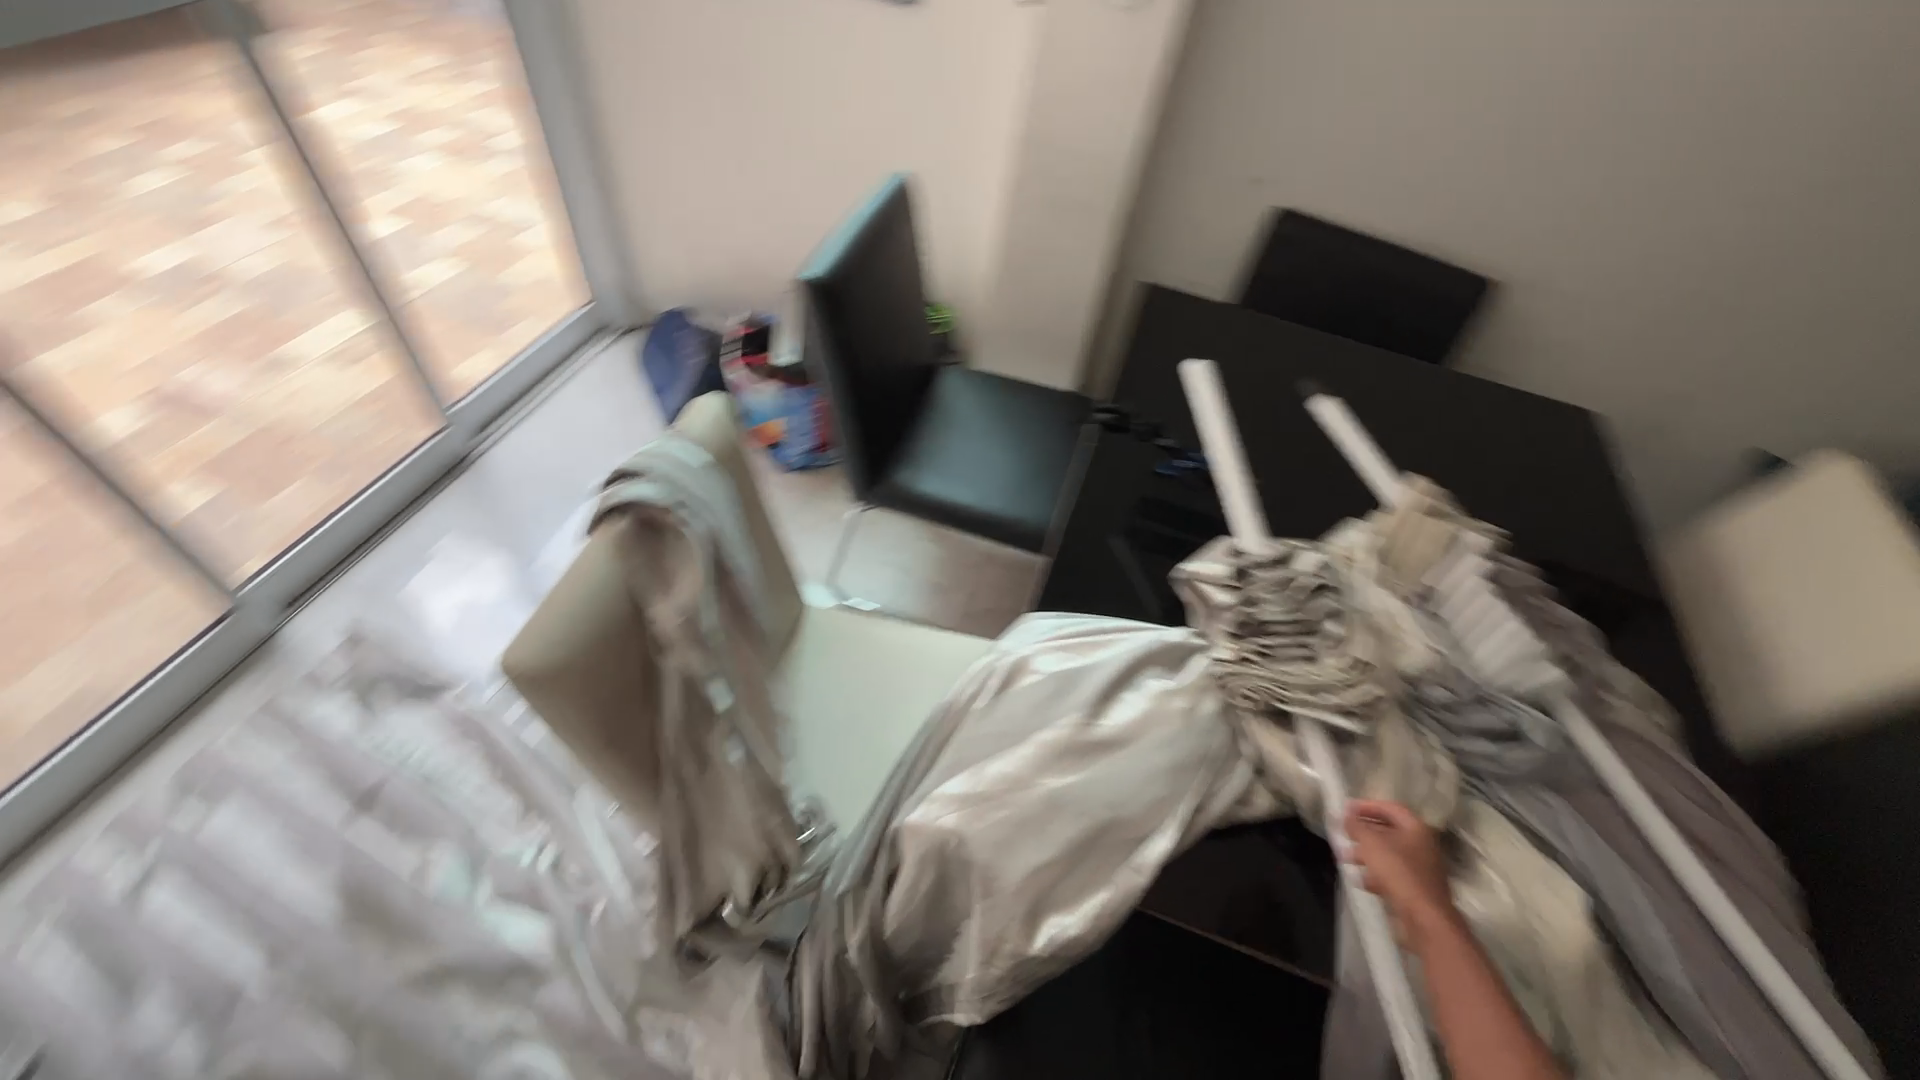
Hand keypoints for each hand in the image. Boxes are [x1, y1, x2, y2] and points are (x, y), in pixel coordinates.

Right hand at [1344, 799, 1459, 951]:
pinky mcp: (1417, 889)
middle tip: (1344, 834)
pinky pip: (1393, 874)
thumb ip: (1356, 826)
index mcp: (1416, 829)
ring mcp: (1421, 868)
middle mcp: (1422, 845)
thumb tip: (1346, 814)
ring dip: (1367, 854)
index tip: (1346, 809)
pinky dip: (1376, 874)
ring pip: (1389, 854)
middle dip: (1364, 832)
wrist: (1424, 918)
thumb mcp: (1371, 844)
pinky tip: (1361, 880)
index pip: (1390, 808)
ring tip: (1347, 858)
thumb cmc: (1398, 873)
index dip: (1367, 806)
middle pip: (1389, 831)